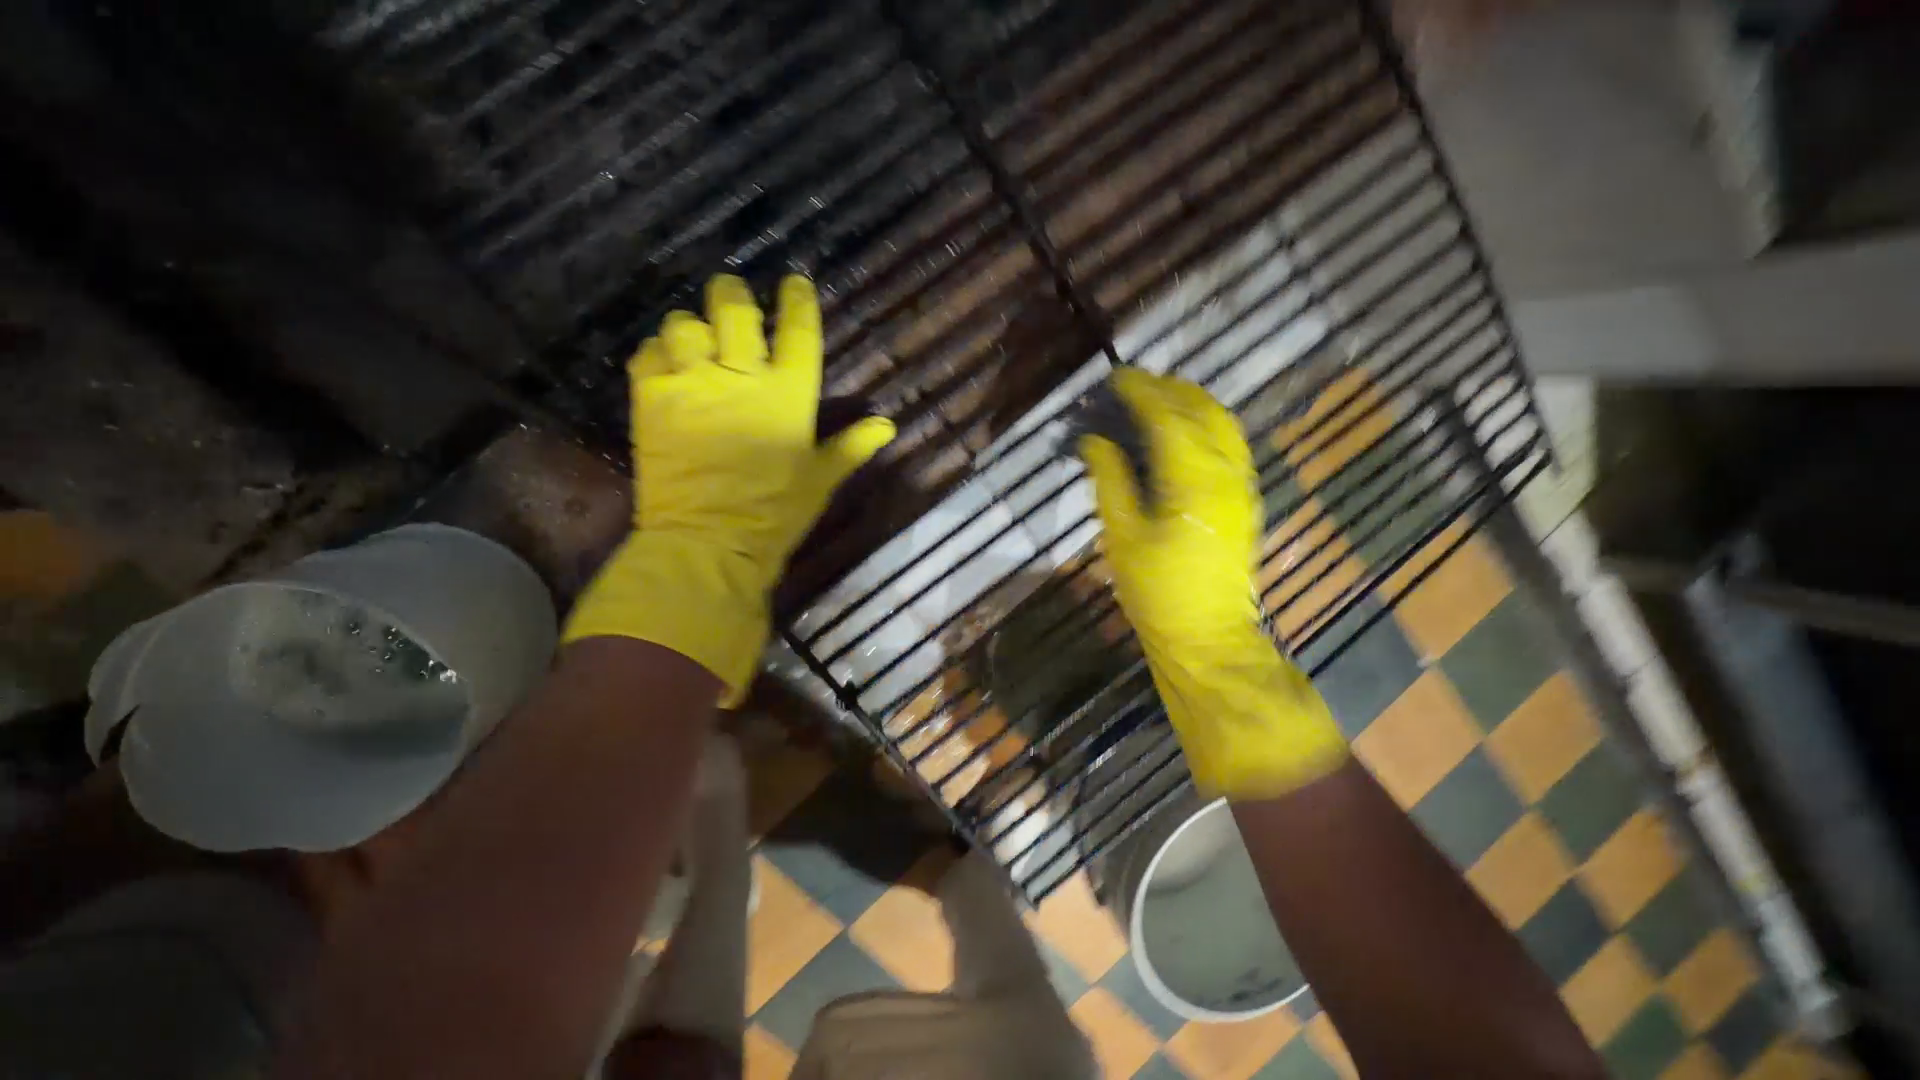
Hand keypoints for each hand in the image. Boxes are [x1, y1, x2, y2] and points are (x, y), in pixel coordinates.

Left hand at [564, 275, 894, 702]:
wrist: (708, 541)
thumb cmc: (775, 514)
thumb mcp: (821, 480)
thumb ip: (851, 446)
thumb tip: (887, 424)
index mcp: (788, 394)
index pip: (797, 329)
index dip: (797, 299)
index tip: (794, 282)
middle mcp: (740, 376)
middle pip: (733, 309)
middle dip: (732, 294)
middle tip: (731, 296)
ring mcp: (692, 383)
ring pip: (684, 324)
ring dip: (689, 326)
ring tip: (693, 338)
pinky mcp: (651, 399)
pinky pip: (648, 354)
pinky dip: (656, 354)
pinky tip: (665, 365)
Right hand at [1079, 369, 1346, 799]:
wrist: (1209, 638)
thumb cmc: (1156, 592)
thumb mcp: (1121, 537)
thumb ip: (1110, 480)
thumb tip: (1096, 440)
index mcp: (1192, 480)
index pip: (1168, 416)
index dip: (1141, 391)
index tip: (1116, 378)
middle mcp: (1226, 473)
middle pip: (1203, 410)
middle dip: (1168, 389)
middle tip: (1132, 385)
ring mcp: (1243, 486)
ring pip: (1224, 424)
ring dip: (1191, 403)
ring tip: (1156, 399)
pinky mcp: (1247, 500)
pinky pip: (1230, 445)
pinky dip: (1206, 425)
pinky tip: (1182, 431)